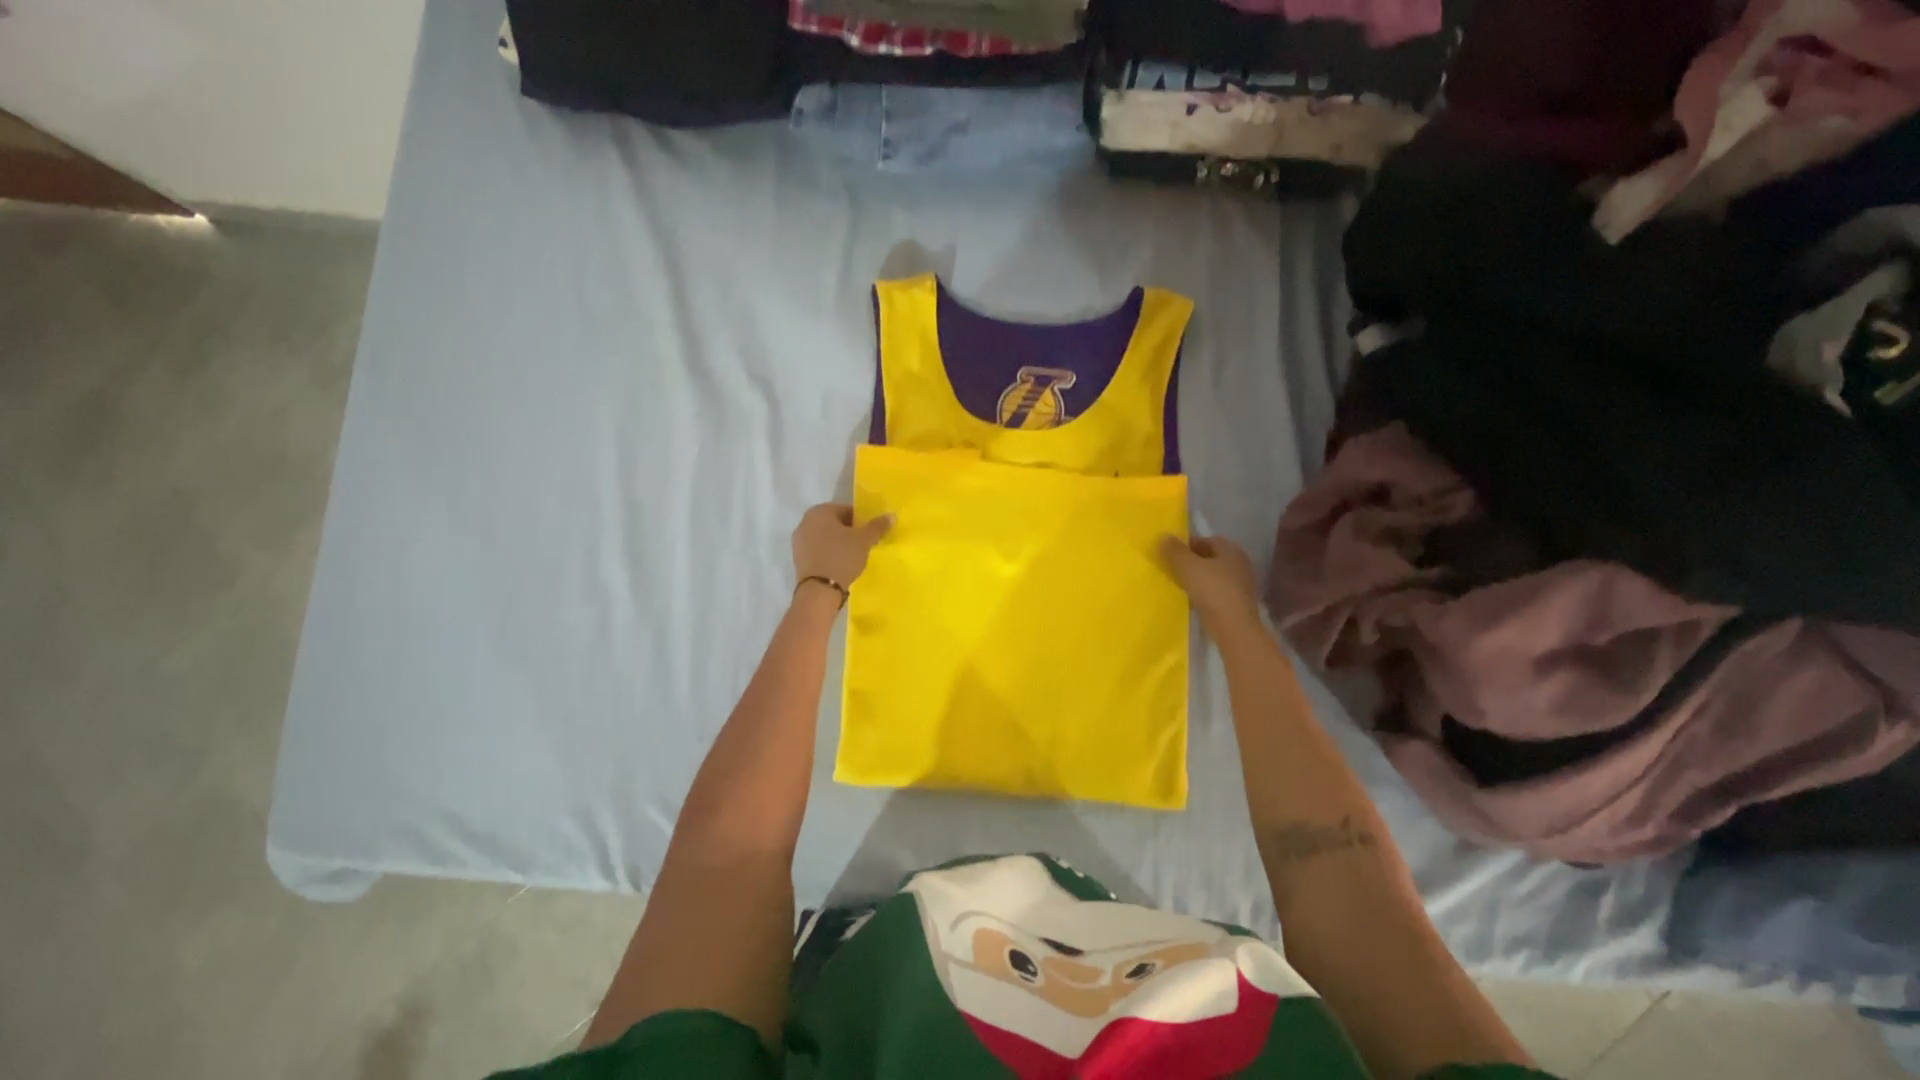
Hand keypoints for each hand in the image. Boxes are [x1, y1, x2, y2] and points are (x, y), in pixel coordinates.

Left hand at [792, 503, 890, 592]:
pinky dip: (828, 554)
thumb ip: (877, 526)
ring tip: (852, 557)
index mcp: (819, 511)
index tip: (870, 534)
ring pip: (825, 537)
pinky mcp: (797, 558)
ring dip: (838, 543)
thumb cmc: (842, 557)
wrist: (819, 590)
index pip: (846, 510)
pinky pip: (818, 550)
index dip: (861, 521)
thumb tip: (892, 515)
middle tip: (863, 545)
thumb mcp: (864, 540)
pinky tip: (839, 565)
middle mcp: (805, 522)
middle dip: (848, 532)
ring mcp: (798, 541)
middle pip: (834, 523)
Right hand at [1160, 534, 1262, 636]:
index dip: (1185, 545)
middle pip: (1209, 558)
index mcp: (1231, 550)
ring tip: (1177, 586)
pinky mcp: (1237, 603)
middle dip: (1190, 562)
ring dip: (1196, 579)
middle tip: (1170, 570)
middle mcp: (1239, 563)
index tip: (1168, 555)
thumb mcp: (1188, 567)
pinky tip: (1190, 601)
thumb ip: (1175, 551)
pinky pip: (1215, 592)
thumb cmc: (1212, 591)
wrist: (1234, 628)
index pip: (1205, 540)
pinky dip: (1203, 594)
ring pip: (1212, 576)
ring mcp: (1241, 585)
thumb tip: (1163, 536)